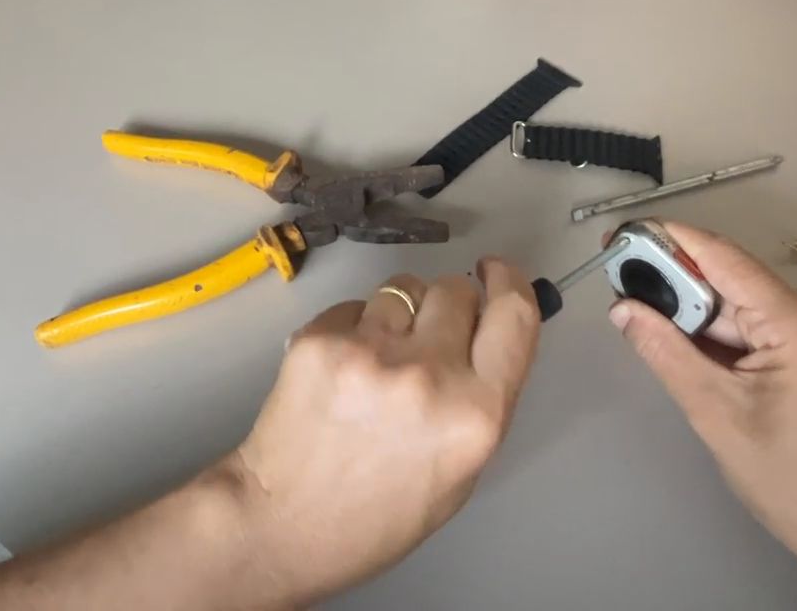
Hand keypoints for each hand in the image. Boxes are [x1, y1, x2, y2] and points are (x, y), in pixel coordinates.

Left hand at [215, 257, 540, 604]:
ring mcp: (369, 351)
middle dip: (446, 303)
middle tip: (427, 334)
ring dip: (397, 313)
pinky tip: (339, 369)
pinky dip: (352, 327)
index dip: (509, 281)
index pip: (513, 315)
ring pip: (401, 287)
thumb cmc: (381, 513)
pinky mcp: (320, 338)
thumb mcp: (460, 469)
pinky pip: (354, 305)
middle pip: (454, 289)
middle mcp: (428, 374)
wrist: (282, 525)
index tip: (494, 270)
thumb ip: (481, 396)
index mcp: (475, 414)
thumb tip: (485, 329)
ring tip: (375, 360)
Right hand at [607, 223, 796, 569]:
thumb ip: (664, 350)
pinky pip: (764, 325)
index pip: (723, 258)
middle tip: (624, 291)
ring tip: (653, 327)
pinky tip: (696, 352)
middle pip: (733, 283)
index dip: (667, 239)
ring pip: (745, 306)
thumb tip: (621, 307)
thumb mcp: (716, 413)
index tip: (622, 235)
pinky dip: (726, 335)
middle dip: (677, 287)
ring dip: (699, 316)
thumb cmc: (794, 482)